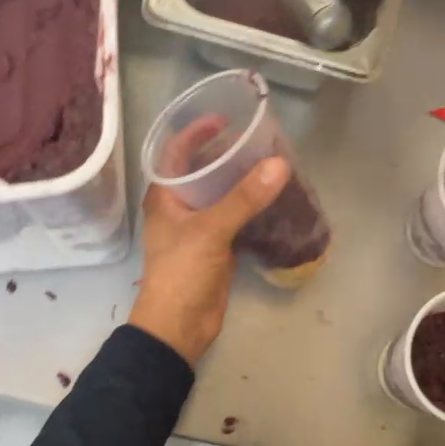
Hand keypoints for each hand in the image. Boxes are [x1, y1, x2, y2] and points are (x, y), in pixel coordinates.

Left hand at [129, 118, 287, 364]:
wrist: (179, 326)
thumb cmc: (182, 273)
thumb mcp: (211, 230)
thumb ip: (244, 198)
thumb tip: (279, 165)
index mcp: (164, 196)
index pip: (176, 151)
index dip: (197, 131)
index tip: (226, 119)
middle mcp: (180, 208)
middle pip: (203, 171)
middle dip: (228, 156)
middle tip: (260, 142)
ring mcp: (199, 229)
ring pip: (222, 196)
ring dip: (243, 182)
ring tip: (273, 165)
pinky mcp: (217, 249)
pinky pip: (235, 220)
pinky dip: (252, 209)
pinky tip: (275, 200)